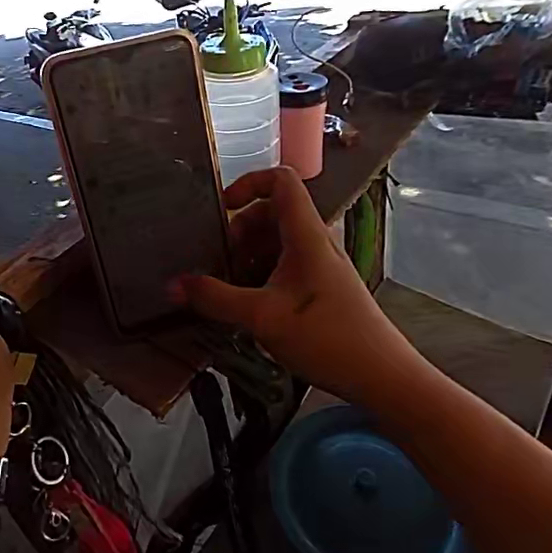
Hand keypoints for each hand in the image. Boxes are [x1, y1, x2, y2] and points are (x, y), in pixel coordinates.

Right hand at [174, 168, 418, 402]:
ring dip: (249, 257)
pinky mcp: (323, 286)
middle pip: (272, 213)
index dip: (248, 183)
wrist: (379, 372)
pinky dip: (264, 274)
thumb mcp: (262, 318)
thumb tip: (172, 285)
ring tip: (227, 288)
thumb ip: (215, 299)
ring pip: (278, 242)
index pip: (281, 180)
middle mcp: (316, 241)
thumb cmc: (326, 337)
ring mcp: (321, 264)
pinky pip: (287, 265)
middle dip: (240, 231)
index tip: (221, 210)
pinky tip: (249, 306)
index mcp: (306, 234)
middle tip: (218, 263)